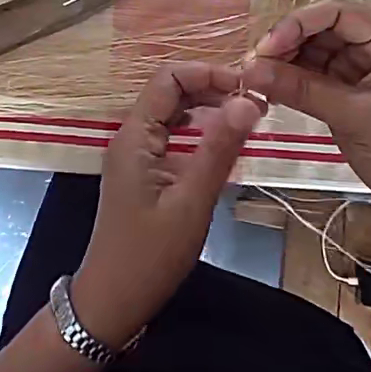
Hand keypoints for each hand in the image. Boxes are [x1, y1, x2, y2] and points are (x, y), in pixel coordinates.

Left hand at [70, 63, 263, 347]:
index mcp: (134, 137)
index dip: (208, 74)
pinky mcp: (143, 173)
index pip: (168, 78)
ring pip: (172, 114)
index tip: (249, 89)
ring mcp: (135, 156)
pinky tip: (223, 144)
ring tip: (247, 118)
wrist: (114, 298)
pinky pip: (172, 138)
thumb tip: (249, 100)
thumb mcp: (192, 202)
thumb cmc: (150, 255)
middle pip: (170, 92)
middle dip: (212, 89)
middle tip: (256, 104)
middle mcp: (130, 138)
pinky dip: (198, 132)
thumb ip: (219, 149)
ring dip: (207, 109)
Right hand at [242, 0, 370, 215]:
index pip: (339, 14)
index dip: (298, 23)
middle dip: (287, 44)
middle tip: (252, 66)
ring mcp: (364, 78)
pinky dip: (292, 84)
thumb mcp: (354, 117)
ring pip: (316, 57)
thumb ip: (301, 90)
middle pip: (324, 32)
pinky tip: (269, 90)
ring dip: (285, 64)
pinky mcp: (351, 102)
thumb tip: (249, 70)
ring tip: (254, 79)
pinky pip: (315, 82)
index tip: (266, 47)